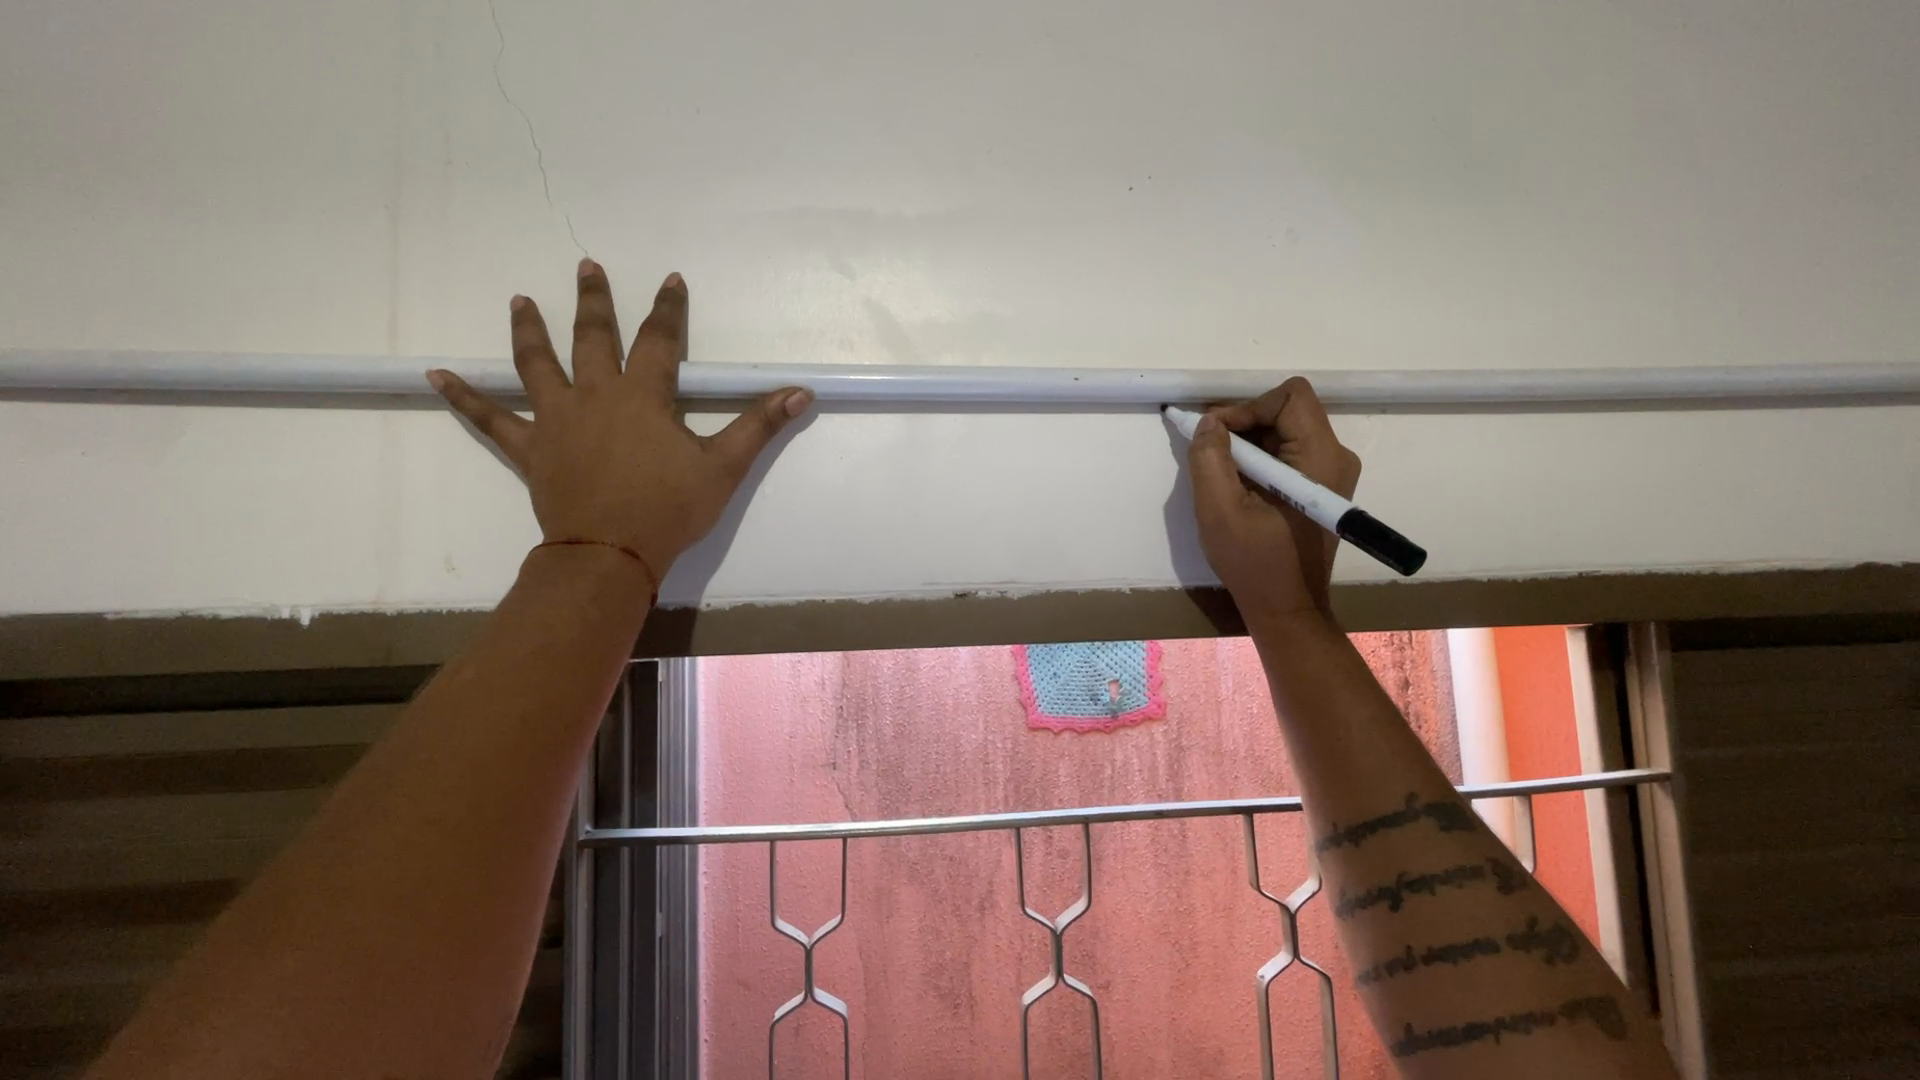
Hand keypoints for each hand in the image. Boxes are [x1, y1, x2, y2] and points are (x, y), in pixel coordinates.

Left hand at [429, 259, 811, 581]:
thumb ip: (760, 425)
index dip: (668, 309)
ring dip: (529, 330)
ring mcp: (557, 421)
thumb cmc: (670, 509)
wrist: (611, 553)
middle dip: (593, 301)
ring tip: (519, 301)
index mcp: (643, 396)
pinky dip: (463, 398)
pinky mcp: (531, 450)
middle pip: (592, 338)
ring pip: (537, 365)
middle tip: (585, 266)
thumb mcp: (725, 467)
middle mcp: (595, 395)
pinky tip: (435, 376)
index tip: (670, 279)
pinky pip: (491, 420)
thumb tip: (801, 392)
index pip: (659, 340)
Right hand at [1188, 377, 1360, 626]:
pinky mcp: (1320, 487)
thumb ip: (1210, 458)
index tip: (1215, 436)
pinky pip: (1287, 453)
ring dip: (1247, 444)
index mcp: (1320, 459)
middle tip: (1209, 452)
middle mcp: (1335, 457)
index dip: (1247, 408)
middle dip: (1243, 425)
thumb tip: (1209, 423)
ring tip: (1220, 473)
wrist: (1286, 608)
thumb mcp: (1220, 510)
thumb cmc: (1255, 563)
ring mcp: (1330, 473)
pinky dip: (1257, 460)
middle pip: (1287, 411)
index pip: (1289, 398)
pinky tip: (1236, 486)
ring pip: (1284, 431)